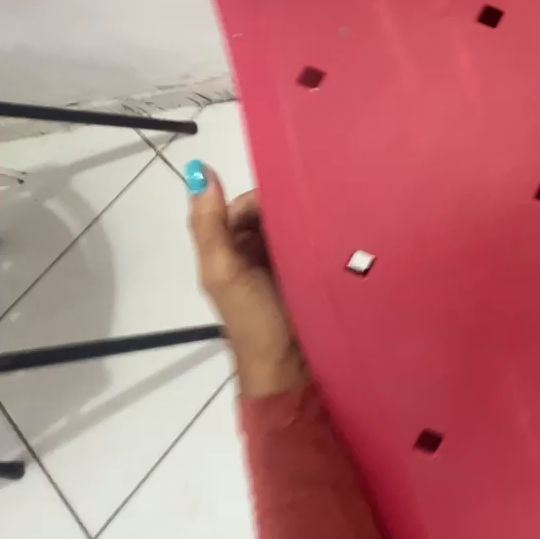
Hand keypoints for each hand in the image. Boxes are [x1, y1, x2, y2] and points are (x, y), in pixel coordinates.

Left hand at [185, 160, 309, 396]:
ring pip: (295, 224)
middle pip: (271, 212)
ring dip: (310, 220)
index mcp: (229, 248)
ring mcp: (283, 262)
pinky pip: (315, 240)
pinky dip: (324, 235)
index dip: (263, 200)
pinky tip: (341, 234)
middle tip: (311, 218)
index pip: (245, 204)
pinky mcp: (310, 270)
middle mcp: (254, 251)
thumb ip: (210, 224)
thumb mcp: (224, 271)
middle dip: (289, 208)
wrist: (292, 367)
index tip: (286, 206)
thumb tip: (198, 170)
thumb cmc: (254, 319)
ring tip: (332, 222)